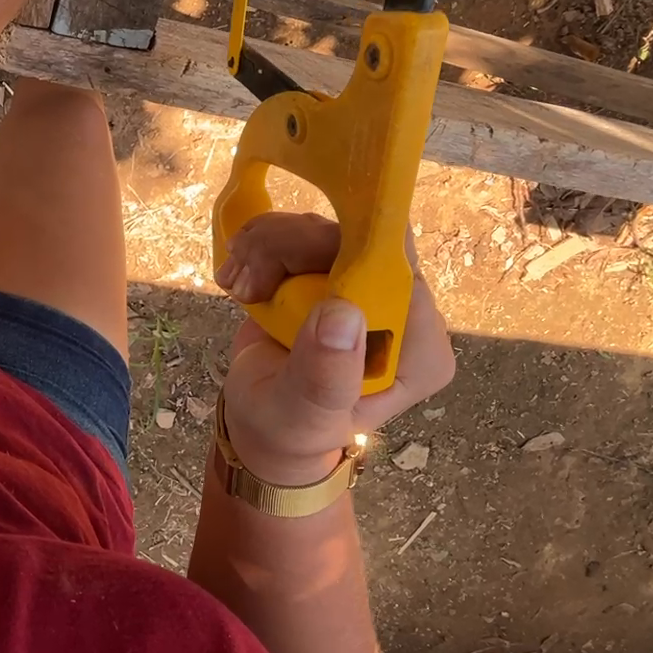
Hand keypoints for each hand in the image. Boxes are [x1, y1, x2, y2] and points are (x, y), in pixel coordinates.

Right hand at [214, 213, 454, 486]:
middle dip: (287, 248)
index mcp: (417, 348)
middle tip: (244, 283)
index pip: (397, 273)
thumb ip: (324, 373)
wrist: (262, 416)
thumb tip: (341, 314)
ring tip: (236, 285)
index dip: (344, 254)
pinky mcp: (328, 270)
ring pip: (320, 228)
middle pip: (355, 239)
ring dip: (264, 245)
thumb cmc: (289, 424)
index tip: (282, 267)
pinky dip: (258, 243)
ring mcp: (362, 285)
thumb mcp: (304, 412)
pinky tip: (236, 276)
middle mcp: (399, 310)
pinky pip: (298, 230)